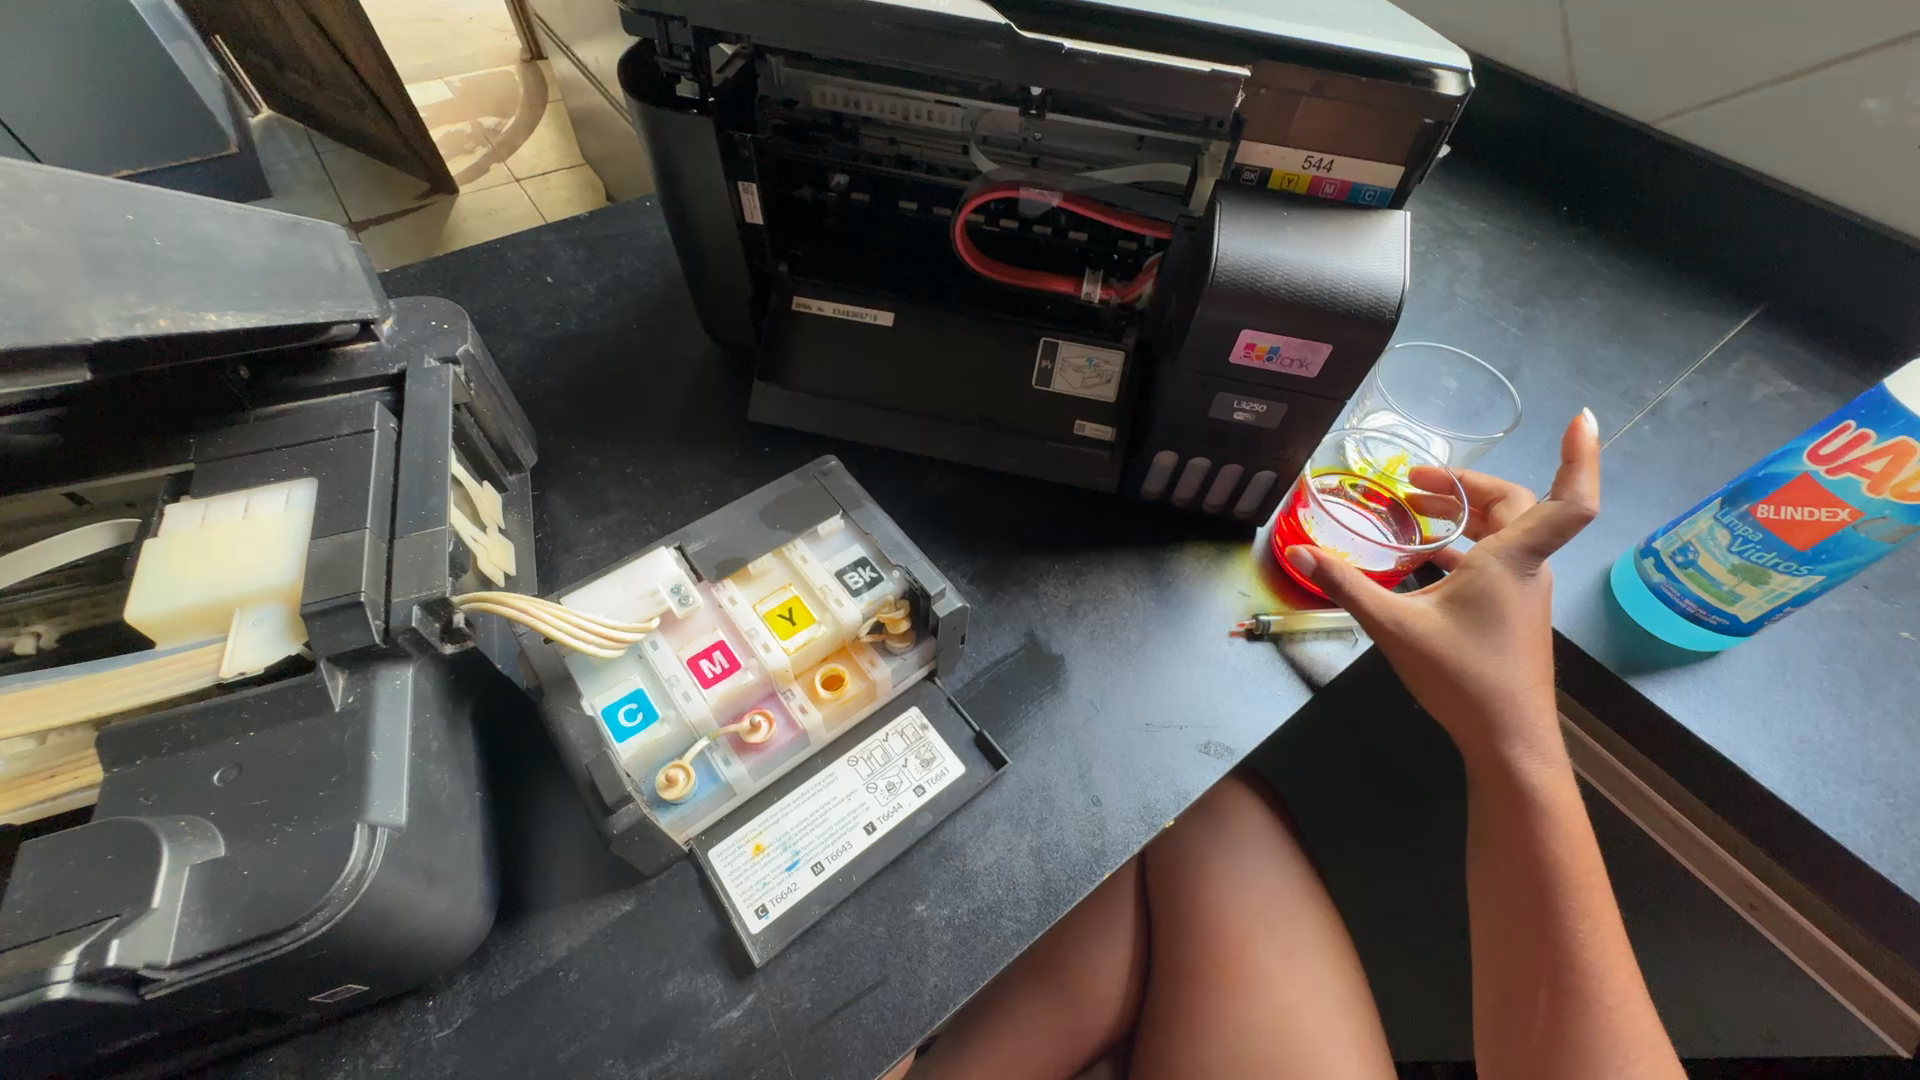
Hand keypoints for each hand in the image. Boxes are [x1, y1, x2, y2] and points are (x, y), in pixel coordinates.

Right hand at [1282, 410, 1600, 773]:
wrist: (1507, 739)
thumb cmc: (1460, 676)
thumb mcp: (1391, 626)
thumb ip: (1345, 584)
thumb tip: (1296, 551)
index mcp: (1511, 562)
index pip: (1568, 500)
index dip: (1580, 456)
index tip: (1583, 417)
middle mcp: (1527, 568)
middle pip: (1516, 506)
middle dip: (1467, 486)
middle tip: (1414, 484)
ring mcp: (1524, 592)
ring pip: (1506, 534)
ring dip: (1464, 516)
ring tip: (1411, 514)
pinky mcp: (1513, 611)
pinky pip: (1496, 560)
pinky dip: (1463, 546)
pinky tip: (1424, 559)